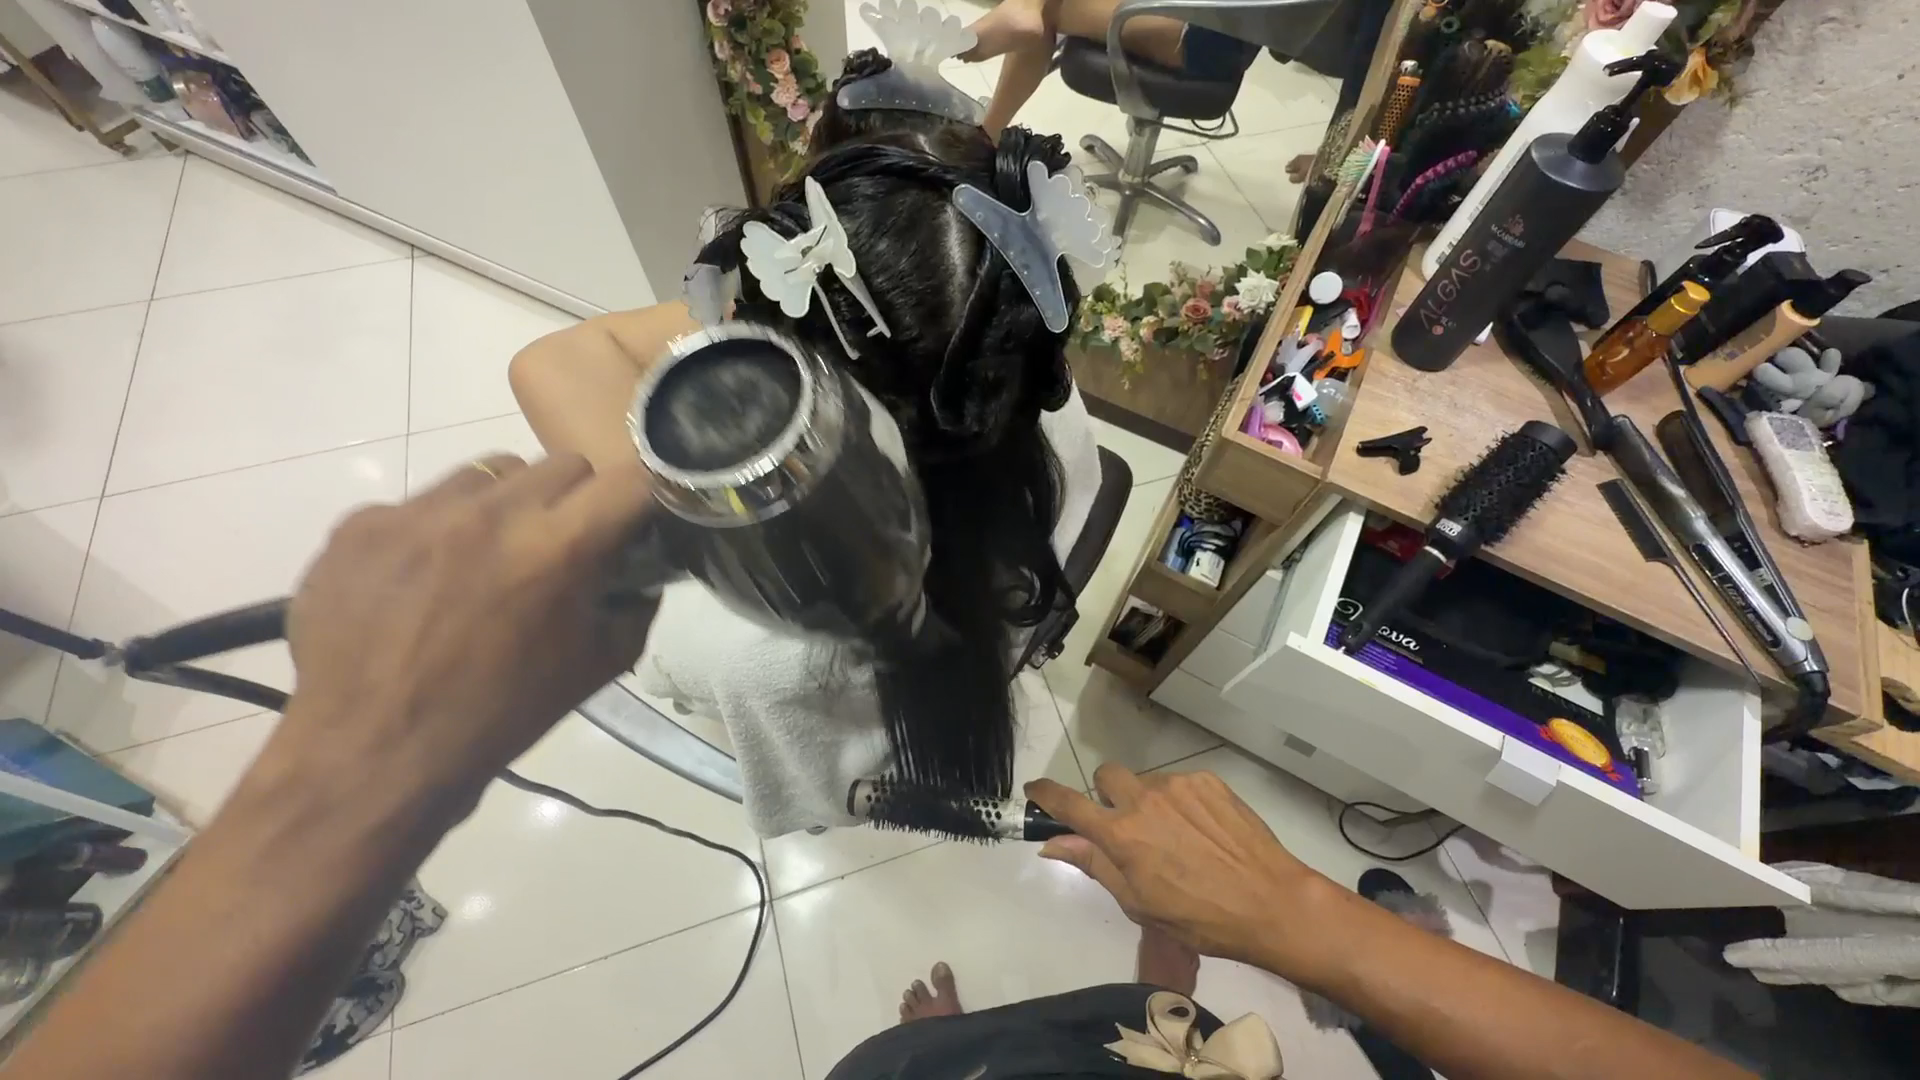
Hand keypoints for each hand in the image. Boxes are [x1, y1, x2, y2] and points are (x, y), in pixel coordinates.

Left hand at [282, 453, 657, 815]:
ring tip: (493, 556)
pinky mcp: (360, 524)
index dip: (650, 493)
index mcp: (557, 549)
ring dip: (512, 504)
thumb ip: (636, 603)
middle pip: (566, 464)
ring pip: (494, 471)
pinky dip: (444, 529)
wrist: (372, 757)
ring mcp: (417, 512)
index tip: (646, 515)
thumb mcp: (600, 664)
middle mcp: (490, 513)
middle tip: (568, 545)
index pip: (631, 480)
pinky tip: (429, 579)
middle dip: (581, 500)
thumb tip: (641, 569)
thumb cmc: (501, 715)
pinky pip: (424, 502)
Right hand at [1026, 765, 1334, 969]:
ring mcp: (1177, 785)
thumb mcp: (1139, 903)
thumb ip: (1094, 864)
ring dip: (1149, 801)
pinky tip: (1204, 831)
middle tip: (1128, 826)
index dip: (1046, 793)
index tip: (1034, 788)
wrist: (1271, 903)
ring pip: (1146, 781)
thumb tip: (1053, 844)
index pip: (1069, 803)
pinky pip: (1179, 783)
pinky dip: (1181, 802)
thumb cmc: (1199, 918)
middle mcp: (1143, 799)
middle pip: (1107, 776)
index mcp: (1121, 834)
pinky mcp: (1207, 780)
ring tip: (1178, 837)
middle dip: (1109, 795)